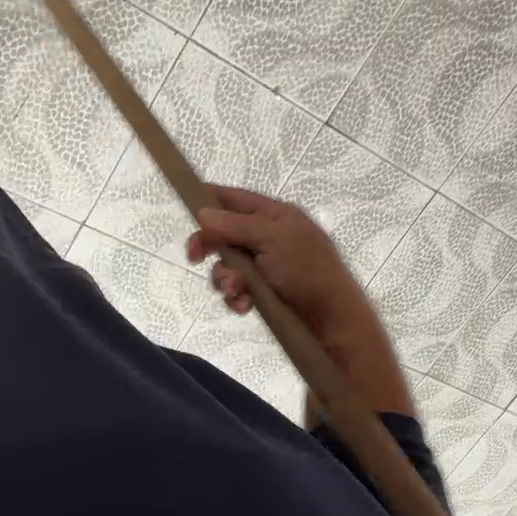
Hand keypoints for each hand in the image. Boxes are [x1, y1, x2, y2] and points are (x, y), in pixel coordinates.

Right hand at [184, 185, 372, 341]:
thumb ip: (236, 225)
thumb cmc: (307, 270)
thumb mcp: (272, 239)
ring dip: (225, 279)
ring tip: (238, 290)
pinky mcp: (261, 290)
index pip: (234, 199)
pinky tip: (245, 304)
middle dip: (209, 246)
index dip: (209, 198)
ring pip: (224, 265)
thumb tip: (203, 213)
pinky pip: (234, 289)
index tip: (185, 207)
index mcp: (274, 216)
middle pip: (222, 233)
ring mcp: (263, 264)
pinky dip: (235, 297)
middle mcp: (266, 236)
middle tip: (196, 258)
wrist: (331, 316)